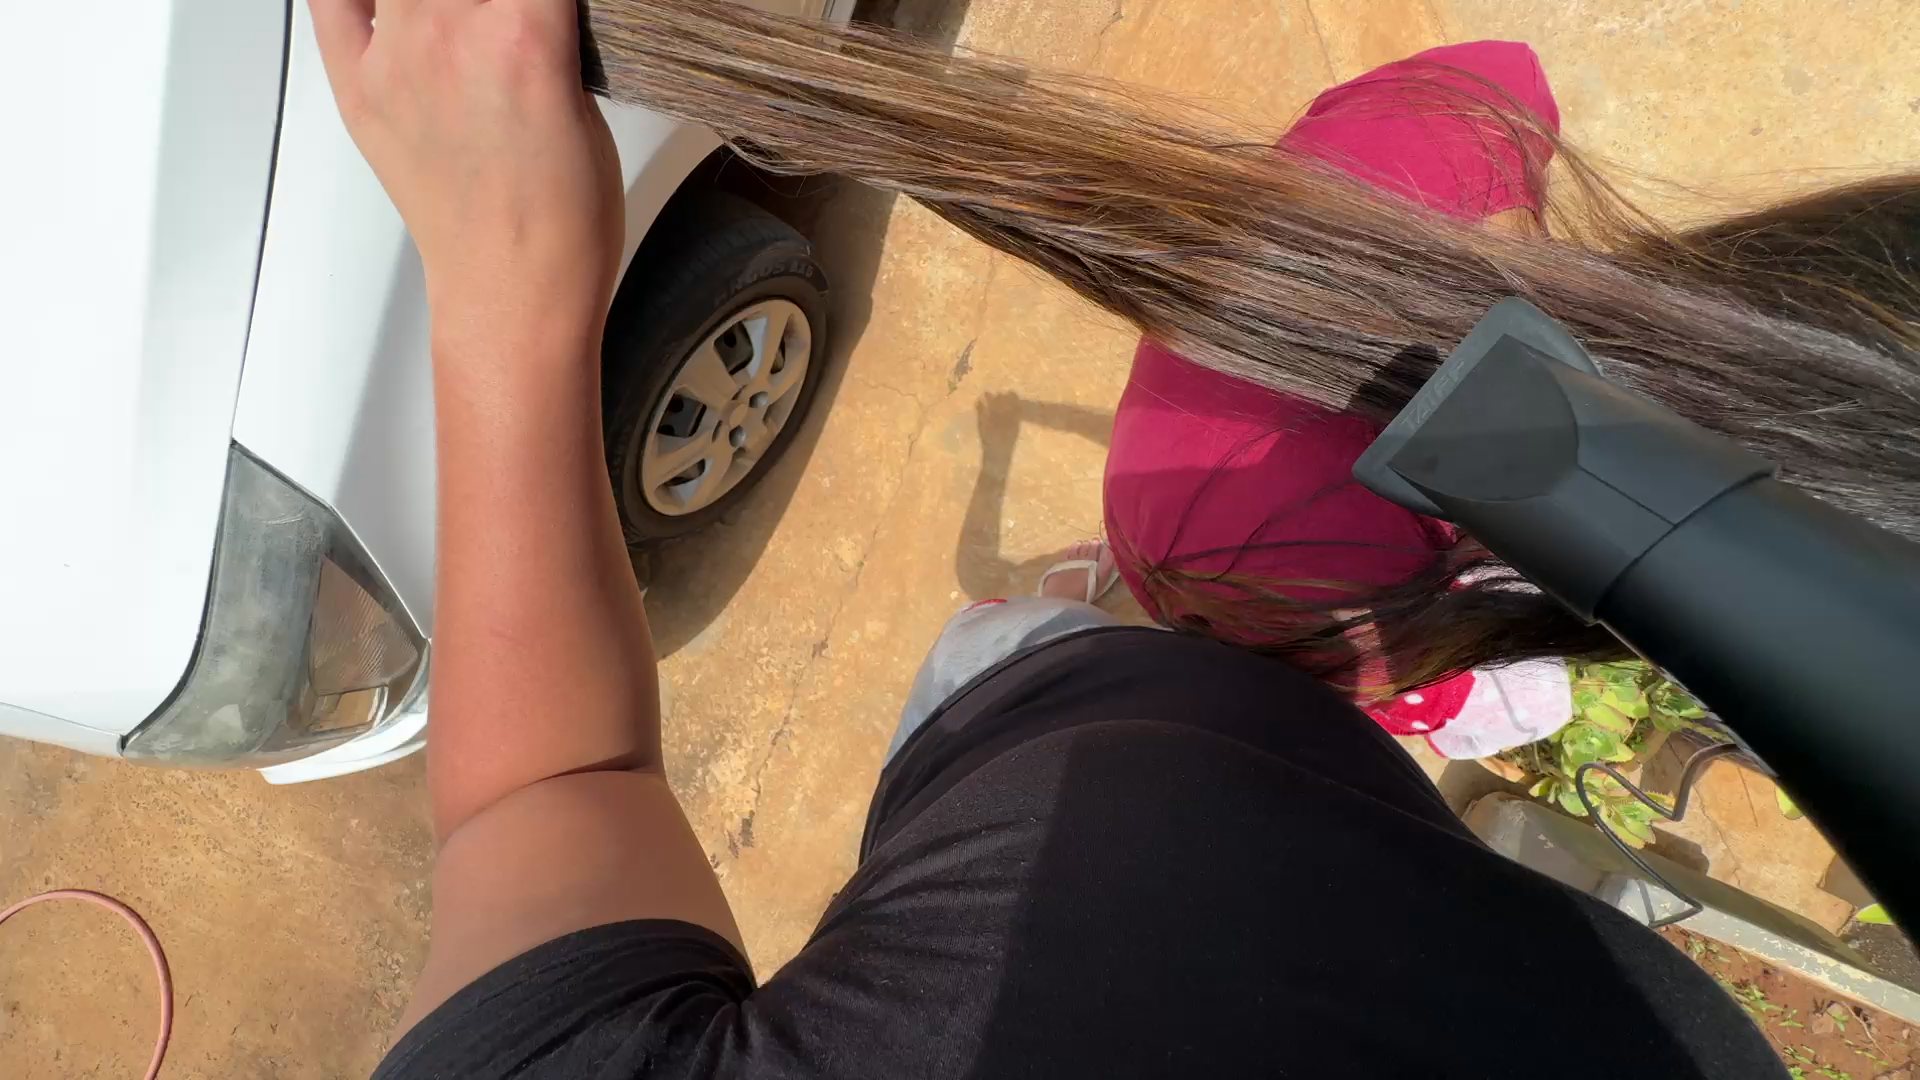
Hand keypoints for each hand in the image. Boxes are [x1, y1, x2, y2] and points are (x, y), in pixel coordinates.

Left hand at [309, 0, 622, 329]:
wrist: (516, 295)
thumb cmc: (567, 234)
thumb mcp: (593, 128)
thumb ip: (558, 53)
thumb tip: (537, 16)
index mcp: (525, 42)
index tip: (554, 9)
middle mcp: (449, 32)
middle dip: (500, 1)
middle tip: (511, 24)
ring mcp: (392, 55)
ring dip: (449, 2)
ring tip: (470, 29)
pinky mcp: (356, 84)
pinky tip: (398, 12)